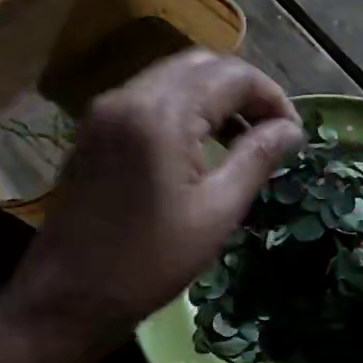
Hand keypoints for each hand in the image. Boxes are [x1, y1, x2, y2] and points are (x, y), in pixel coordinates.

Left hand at [3, 50, 302, 359]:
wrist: (68, 298)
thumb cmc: (149, 262)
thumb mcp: (217, 212)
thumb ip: (257, 158)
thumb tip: (292, 129)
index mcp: (161, 114)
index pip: (232, 75)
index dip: (273, 98)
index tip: (294, 136)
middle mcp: (129, 97)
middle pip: (202, 65)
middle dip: (245, 91)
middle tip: (272, 132)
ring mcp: (106, 111)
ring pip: (175, 78)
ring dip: (216, 98)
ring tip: (245, 140)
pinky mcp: (96, 130)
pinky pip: (151, 99)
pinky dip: (186, 109)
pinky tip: (203, 145)